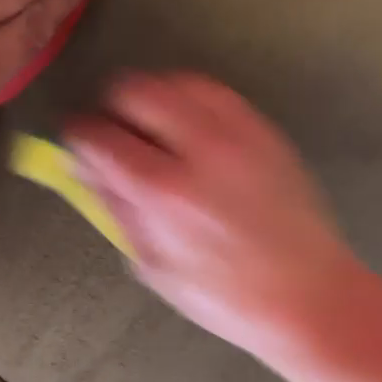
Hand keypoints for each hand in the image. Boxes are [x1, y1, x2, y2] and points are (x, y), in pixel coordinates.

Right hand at [67, 73, 362, 354]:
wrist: (307, 296)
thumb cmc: (227, 299)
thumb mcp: (157, 267)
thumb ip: (120, 212)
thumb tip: (88, 173)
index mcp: (165, 193)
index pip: (102, 138)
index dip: (78, 136)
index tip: (74, 141)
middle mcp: (199, 149)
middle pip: (136, 90)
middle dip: (114, 107)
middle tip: (113, 134)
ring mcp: (238, 133)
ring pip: (178, 82)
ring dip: (154, 99)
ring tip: (151, 132)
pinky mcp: (265, 131)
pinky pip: (216, 94)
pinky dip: (192, 103)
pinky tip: (190, 134)